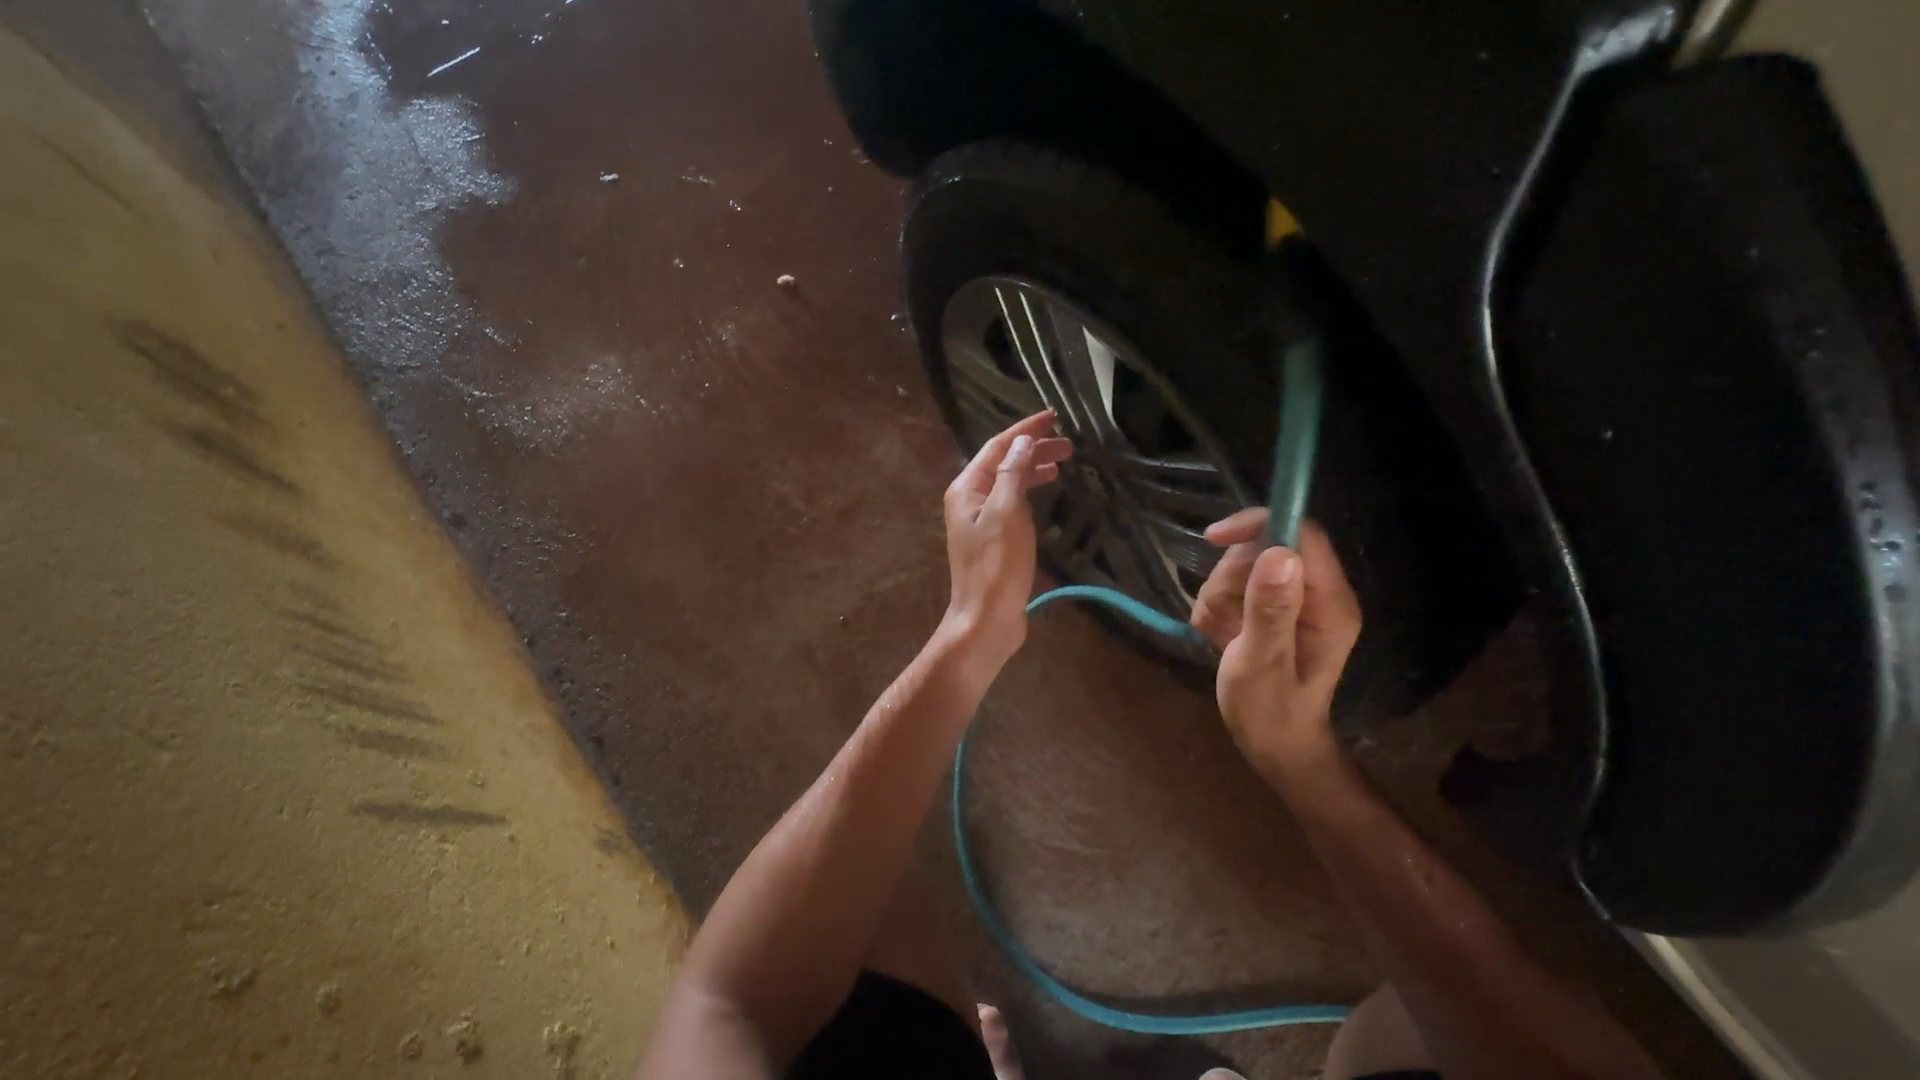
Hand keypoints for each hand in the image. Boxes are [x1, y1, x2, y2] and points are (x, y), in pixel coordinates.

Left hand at [939, 410, 1072, 667]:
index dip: (1025, 430)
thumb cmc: (996, 566)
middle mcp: (969, 500)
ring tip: (1063, 463)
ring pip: (1009, 482)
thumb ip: (1013, 474)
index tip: (1054, 416)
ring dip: (1034, 469)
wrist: (985, 620)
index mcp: (967, 489)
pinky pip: (1013, 503)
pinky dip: (1030, 491)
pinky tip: (1047, 493)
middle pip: (1003, 462)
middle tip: (1069, 445)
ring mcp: (980, 521)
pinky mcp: (993, 540)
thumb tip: (1023, 442)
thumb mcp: (1007, 514)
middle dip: (1033, 449)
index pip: (997, 446)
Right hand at [1190, 508, 1362, 770]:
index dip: (1259, 526)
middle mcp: (1317, 594)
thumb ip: (1270, 608)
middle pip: (1264, 548)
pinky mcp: (1273, 609)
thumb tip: (1279, 553)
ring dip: (1219, 598)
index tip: (1214, 538)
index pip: (1302, 535)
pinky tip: (1221, 639)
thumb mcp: (1263, 663)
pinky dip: (1217, 610)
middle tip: (1223, 621)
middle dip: (1231, 578)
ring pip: (1242, 568)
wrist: (1273, 747)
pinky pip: (1234, 588)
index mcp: (1330, 602)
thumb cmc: (1270, 713)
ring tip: (1223, 638)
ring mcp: (1293, 601)